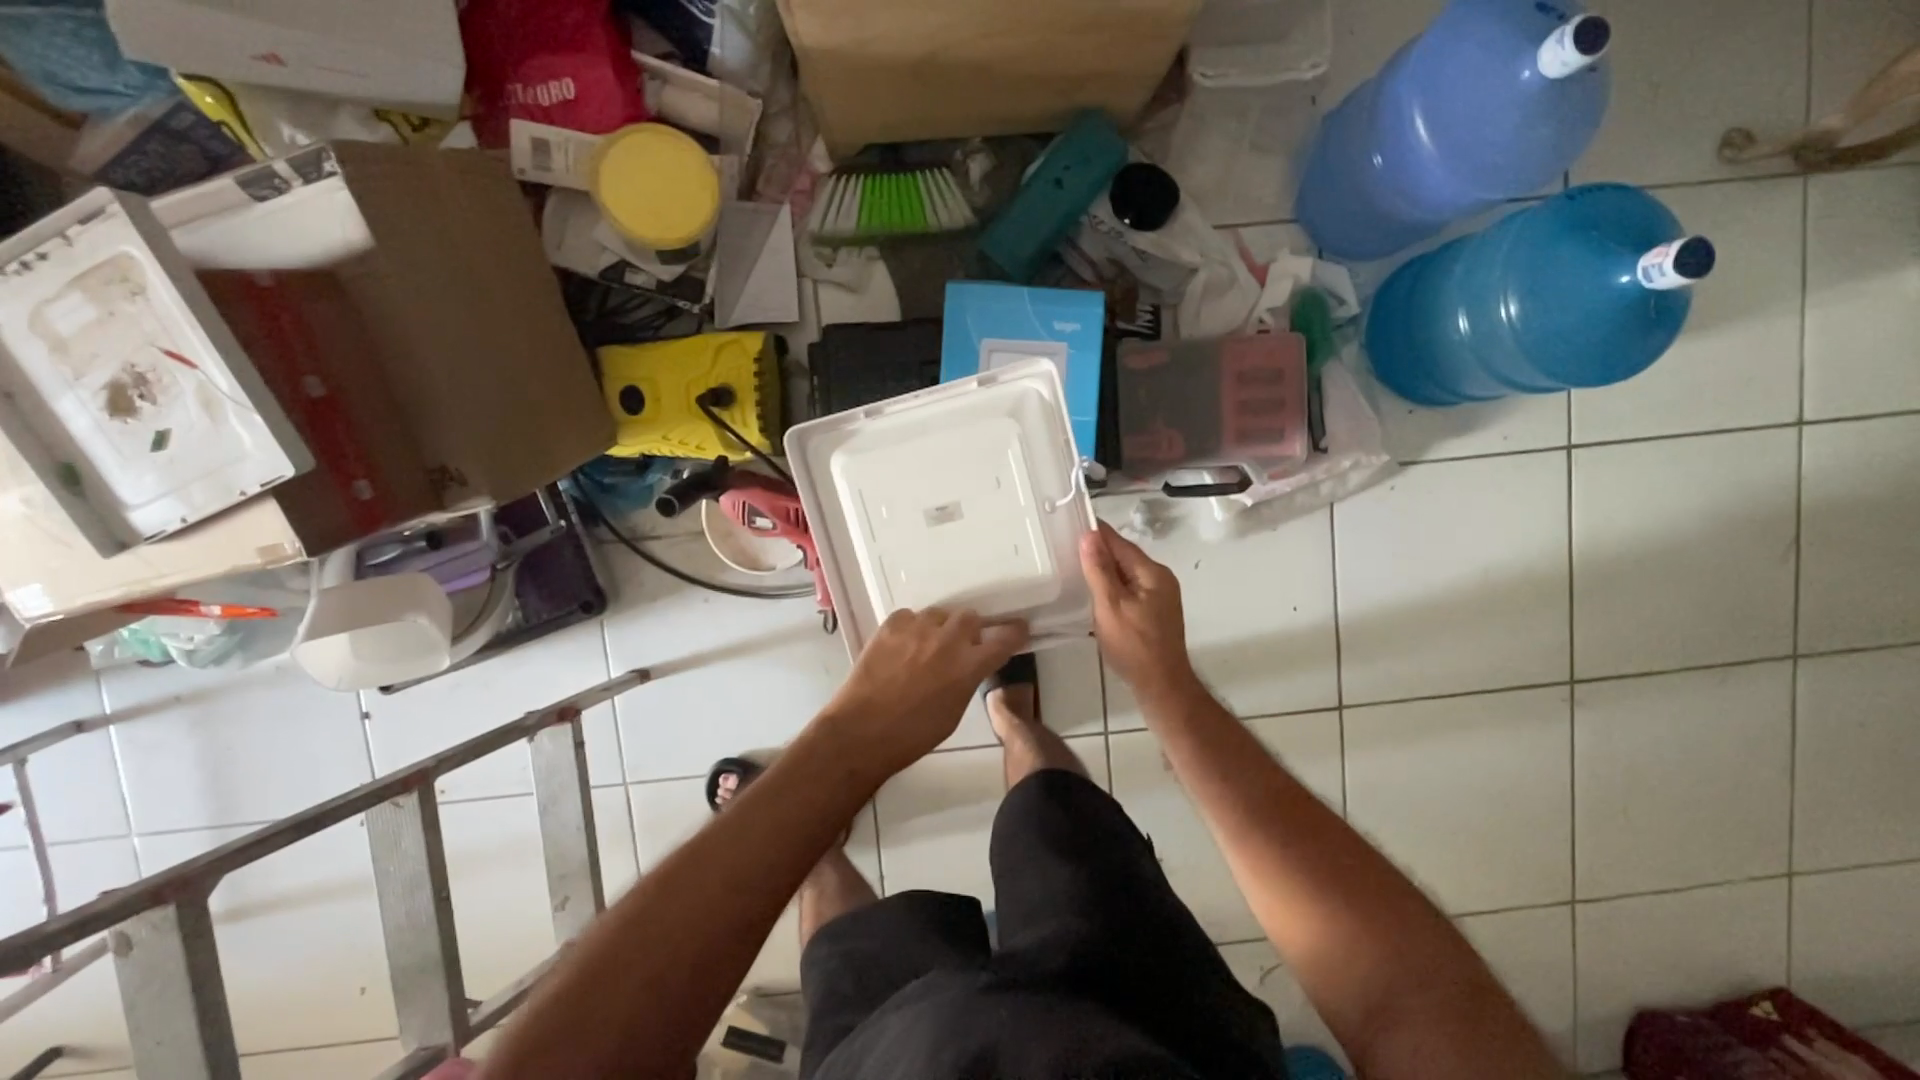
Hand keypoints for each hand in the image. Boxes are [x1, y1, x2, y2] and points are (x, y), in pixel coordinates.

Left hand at [819, 608, 1028, 779]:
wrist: (863, 731)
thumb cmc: (914, 735)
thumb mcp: (954, 712)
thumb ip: (967, 681)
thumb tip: (968, 668)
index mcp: (970, 665)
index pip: (1005, 638)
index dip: (1013, 633)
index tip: (1016, 631)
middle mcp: (948, 640)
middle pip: (970, 618)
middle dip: (969, 631)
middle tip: (960, 647)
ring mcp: (917, 628)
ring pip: (939, 614)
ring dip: (939, 628)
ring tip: (926, 647)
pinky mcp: (890, 625)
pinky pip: (909, 617)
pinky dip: (910, 628)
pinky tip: (902, 646)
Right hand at [1080, 522, 1197, 702]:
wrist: (1161, 685)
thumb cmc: (1134, 646)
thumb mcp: (1110, 606)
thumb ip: (1099, 570)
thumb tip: (1089, 535)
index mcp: (1152, 572)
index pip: (1119, 542)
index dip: (1095, 532)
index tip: (1069, 522)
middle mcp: (1160, 579)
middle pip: (1124, 557)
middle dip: (1097, 552)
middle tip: (1064, 547)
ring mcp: (1160, 597)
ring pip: (1126, 575)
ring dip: (1103, 571)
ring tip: (1074, 569)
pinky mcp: (1154, 613)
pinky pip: (1129, 590)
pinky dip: (1112, 588)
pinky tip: (1094, 594)